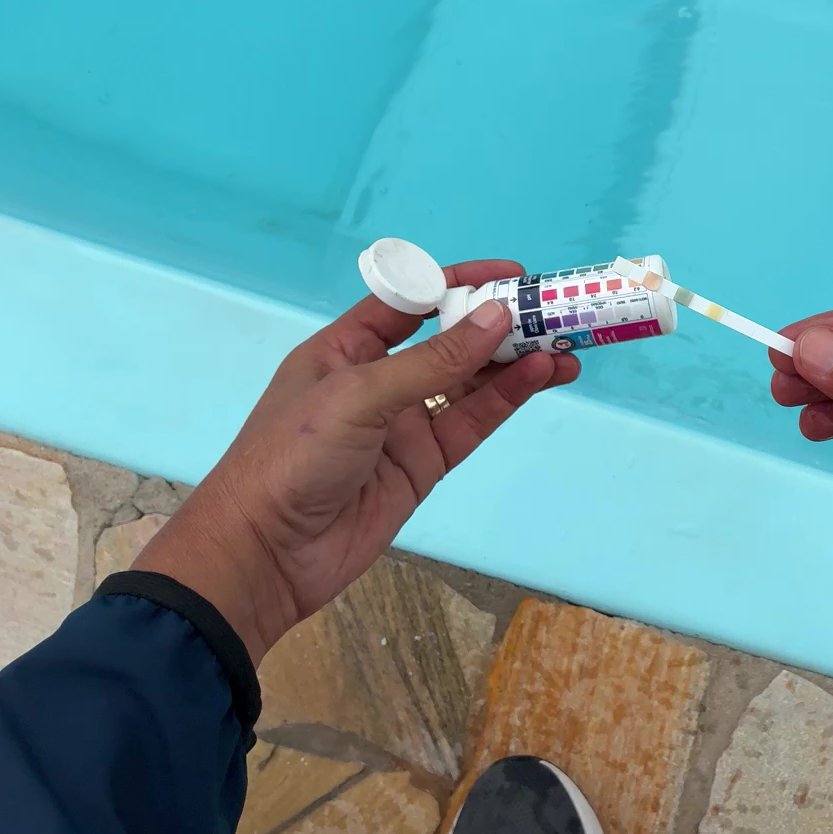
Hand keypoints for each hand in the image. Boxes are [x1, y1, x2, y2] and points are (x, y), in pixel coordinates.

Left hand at [134, 261, 579, 663]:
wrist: (265, 557)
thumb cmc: (291, 459)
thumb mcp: (358, 397)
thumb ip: (433, 360)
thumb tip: (499, 317)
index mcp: (347, 351)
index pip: (411, 303)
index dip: (460, 283)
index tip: (512, 276)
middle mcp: (382, 379)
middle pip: (454, 341)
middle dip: (503, 326)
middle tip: (555, 313)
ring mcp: (410, 420)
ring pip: (476, 380)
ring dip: (520, 362)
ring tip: (566, 347)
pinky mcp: (432, 458)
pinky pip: (479, 417)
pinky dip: (512, 395)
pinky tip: (545, 375)